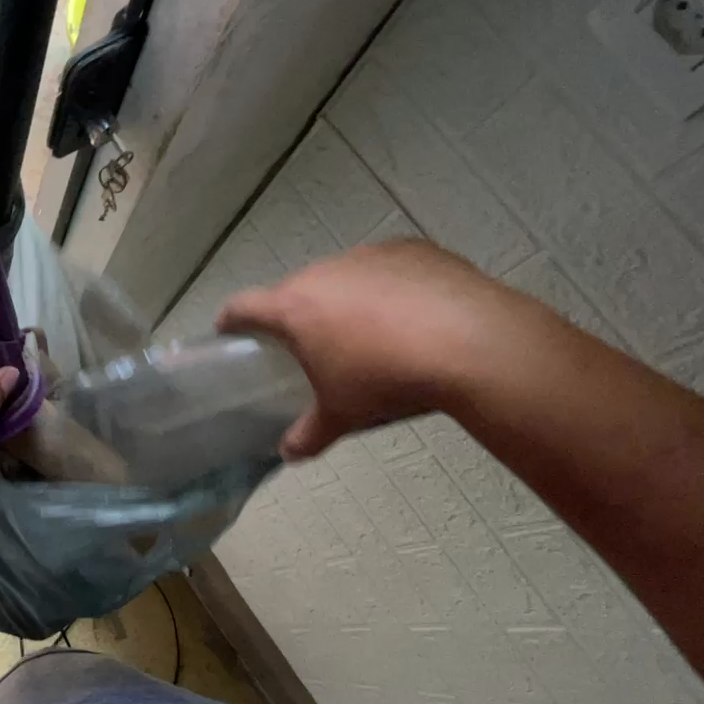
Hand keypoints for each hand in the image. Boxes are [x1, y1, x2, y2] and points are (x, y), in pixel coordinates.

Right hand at [216, 239, 562, 458]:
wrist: (475, 345)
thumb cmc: (386, 379)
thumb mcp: (341, 415)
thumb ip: (309, 433)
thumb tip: (289, 454)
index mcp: (294, 307)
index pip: (243, 306)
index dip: (230, 320)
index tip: (228, 331)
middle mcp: (325, 271)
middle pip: (294, 289)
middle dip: (294, 313)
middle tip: (306, 344)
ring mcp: (372, 255)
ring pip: (341, 276)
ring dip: (341, 299)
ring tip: (363, 332)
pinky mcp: (415, 249)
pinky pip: (386, 269)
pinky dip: (385, 289)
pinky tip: (407, 317)